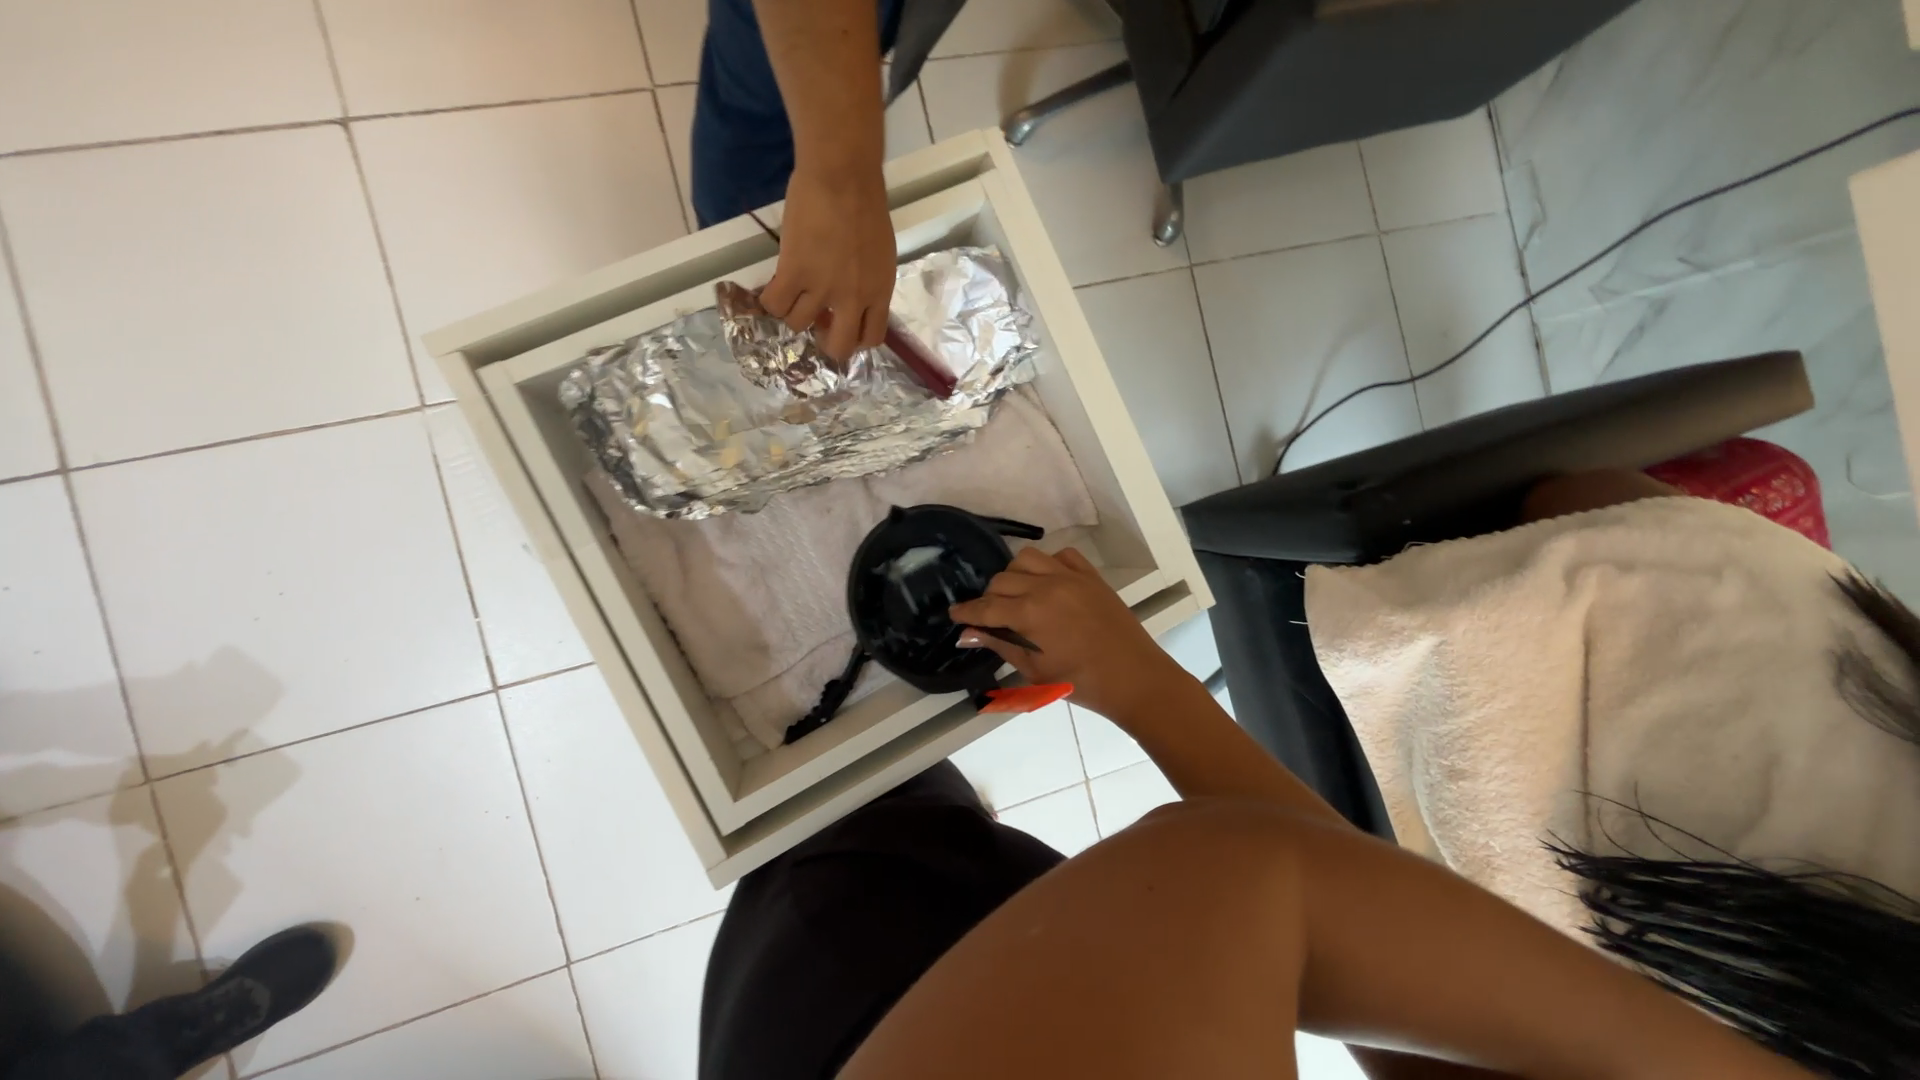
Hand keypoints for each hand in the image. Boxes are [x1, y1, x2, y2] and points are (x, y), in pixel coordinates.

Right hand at [759, 162, 894, 362]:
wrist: (843, 176)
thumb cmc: (865, 204)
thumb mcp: (879, 253)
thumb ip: (869, 281)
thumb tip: (850, 299)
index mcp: (880, 291)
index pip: (871, 338)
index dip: (854, 337)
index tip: (843, 323)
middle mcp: (853, 297)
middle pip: (839, 347)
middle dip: (826, 341)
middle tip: (817, 320)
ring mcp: (823, 288)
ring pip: (799, 325)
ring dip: (794, 312)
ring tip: (793, 290)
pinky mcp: (794, 272)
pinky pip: (774, 304)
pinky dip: (771, 300)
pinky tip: (775, 284)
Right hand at [948, 547, 1185, 719]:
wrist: (1134, 678)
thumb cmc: (1081, 683)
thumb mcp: (1035, 670)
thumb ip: (1001, 644)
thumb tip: (967, 633)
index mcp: (1030, 613)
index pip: (986, 607)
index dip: (967, 612)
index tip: (955, 615)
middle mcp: (1047, 586)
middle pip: (1002, 580)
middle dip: (990, 598)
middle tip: (993, 617)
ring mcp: (1071, 577)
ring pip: (1027, 558)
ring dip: (1015, 575)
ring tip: (1019, 596)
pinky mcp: (1091, 576)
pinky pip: (1061, 555)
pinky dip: (1049, 565)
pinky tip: (1049, 584)